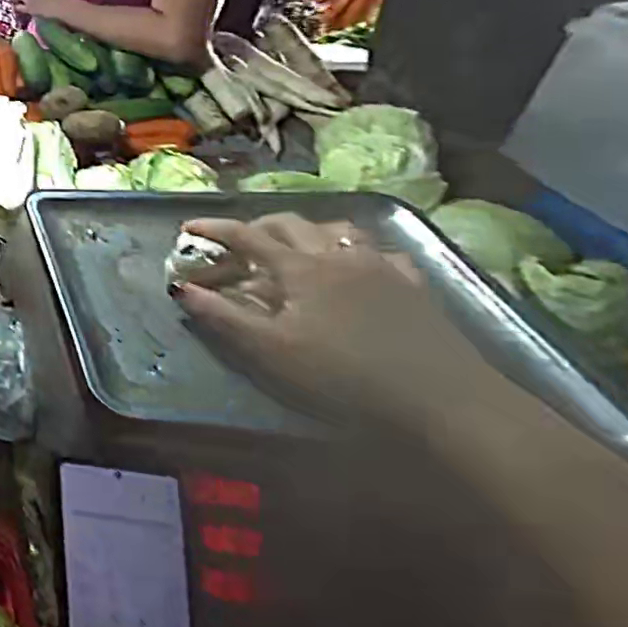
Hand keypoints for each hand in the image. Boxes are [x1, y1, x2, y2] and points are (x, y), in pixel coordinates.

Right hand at [174, 214, 481, 425]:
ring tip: (287, 250)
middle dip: (254, 228)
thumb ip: (221, 315)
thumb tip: (181, 288)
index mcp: (301, 268)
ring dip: (302, 233)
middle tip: (233, 246)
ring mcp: (382, 268)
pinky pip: (377, 251)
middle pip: (289, 224)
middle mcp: (339, 256)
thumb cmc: (343, 374)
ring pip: (334, 229)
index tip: (187, 227)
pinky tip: (348, 268)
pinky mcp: (413, 286)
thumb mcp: (269, 348)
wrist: (446, 402)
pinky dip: (350, 250)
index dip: (213, 229)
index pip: (246, 235)